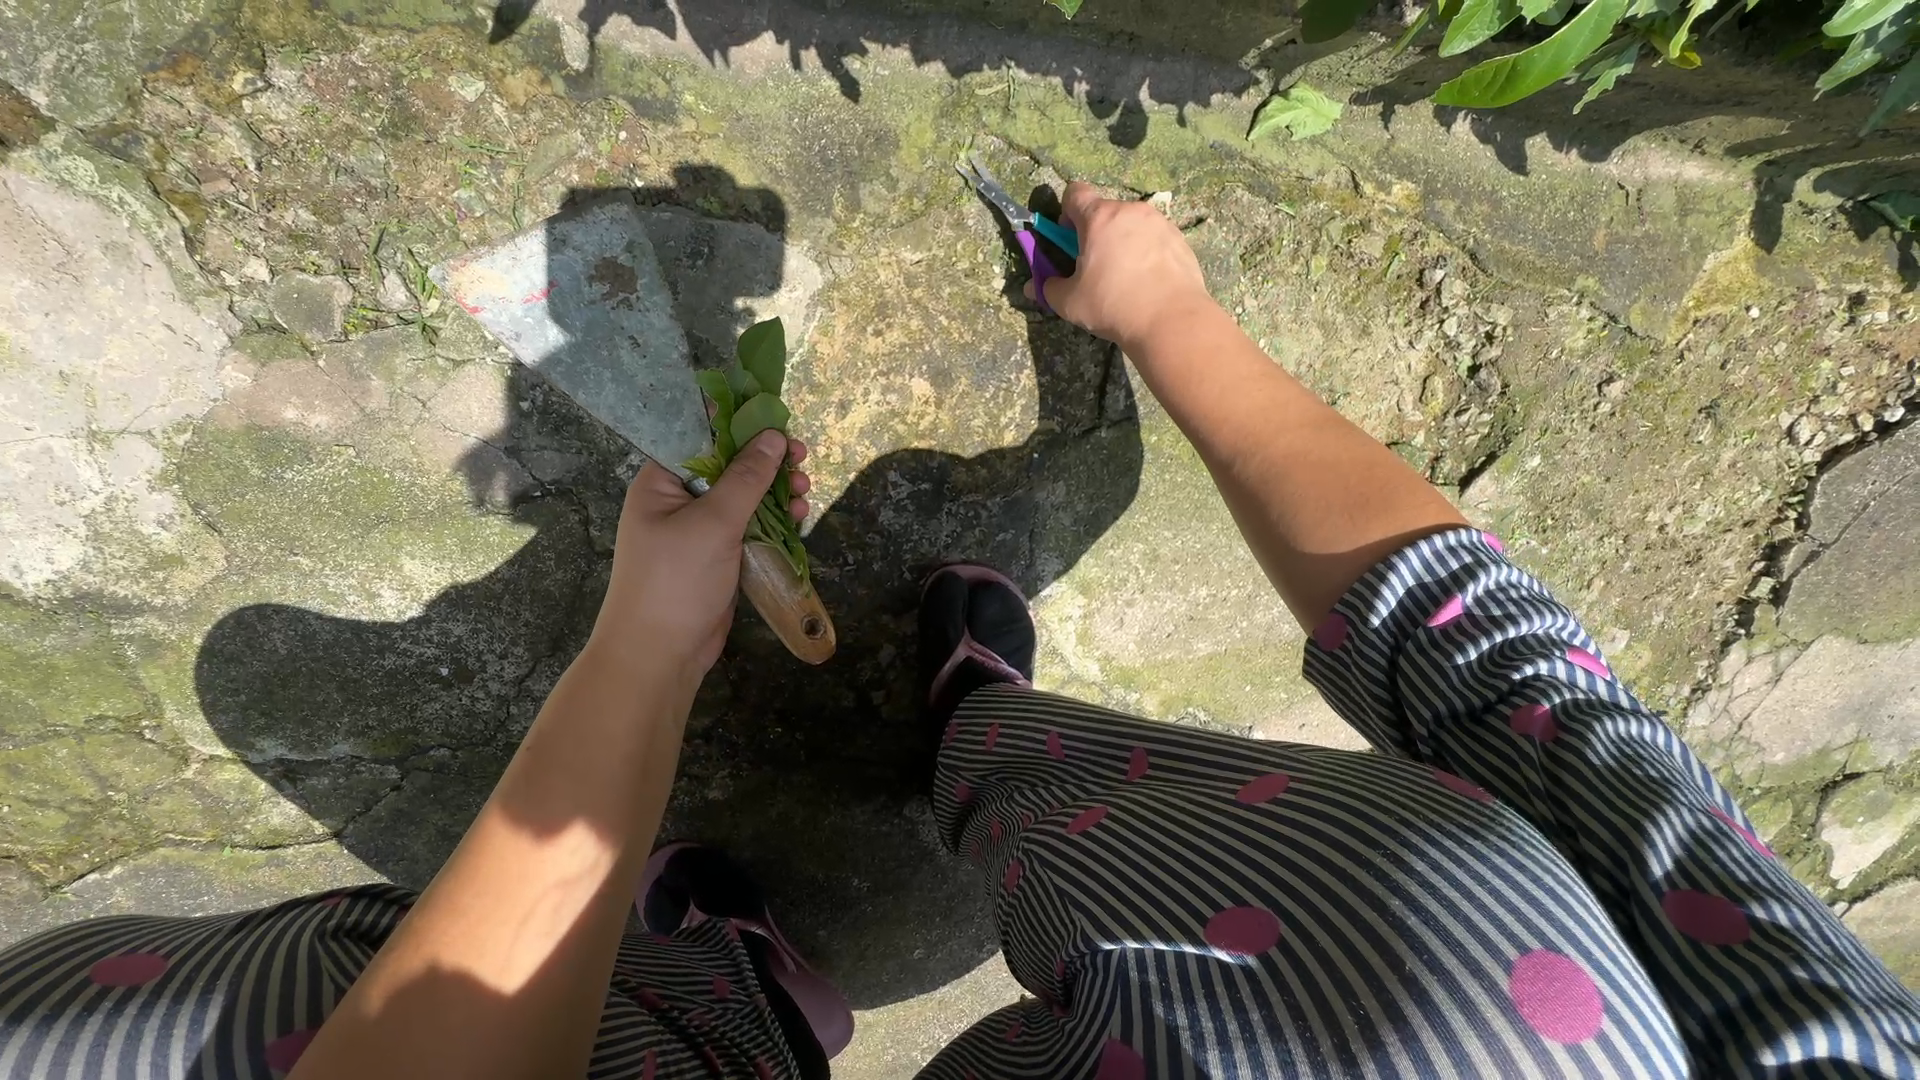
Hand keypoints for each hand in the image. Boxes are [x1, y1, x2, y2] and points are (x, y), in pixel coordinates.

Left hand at [588, 430, 811, 681]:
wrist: (660, 653)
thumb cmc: (676, 580)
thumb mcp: (713, 522)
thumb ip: (746, 477)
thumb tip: (774, 436)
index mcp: (662, 481)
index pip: (701, 436)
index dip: (740, 425)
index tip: (778, 421)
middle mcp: (679, 500)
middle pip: (730, 465)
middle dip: (767, 462)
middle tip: (802, 457)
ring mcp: (700, 530)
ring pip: (745, 497)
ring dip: (776, 491)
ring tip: (805, 490)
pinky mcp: (719, 555)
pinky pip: (750, 526)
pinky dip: (775, 519)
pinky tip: (799, 516)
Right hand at [1028, 181, 1217, 354]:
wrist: (1170, 320)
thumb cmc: (1112, 305)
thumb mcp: (1070, 303)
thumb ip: (1049, 289)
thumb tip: (1033, 287)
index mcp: (1099, 218)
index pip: (1075, 193)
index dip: (1067, 212)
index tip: (1068, 239)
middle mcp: (1130, 210)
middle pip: (1105, 211)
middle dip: (1096, 233)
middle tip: (1095, 268)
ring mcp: (1159, 222)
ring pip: (1131, 225)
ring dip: (1122, 242)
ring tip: (1125, 278)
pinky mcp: (1179, 239)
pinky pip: (1154, 239)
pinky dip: (1146, 253)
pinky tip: (1147, 282)